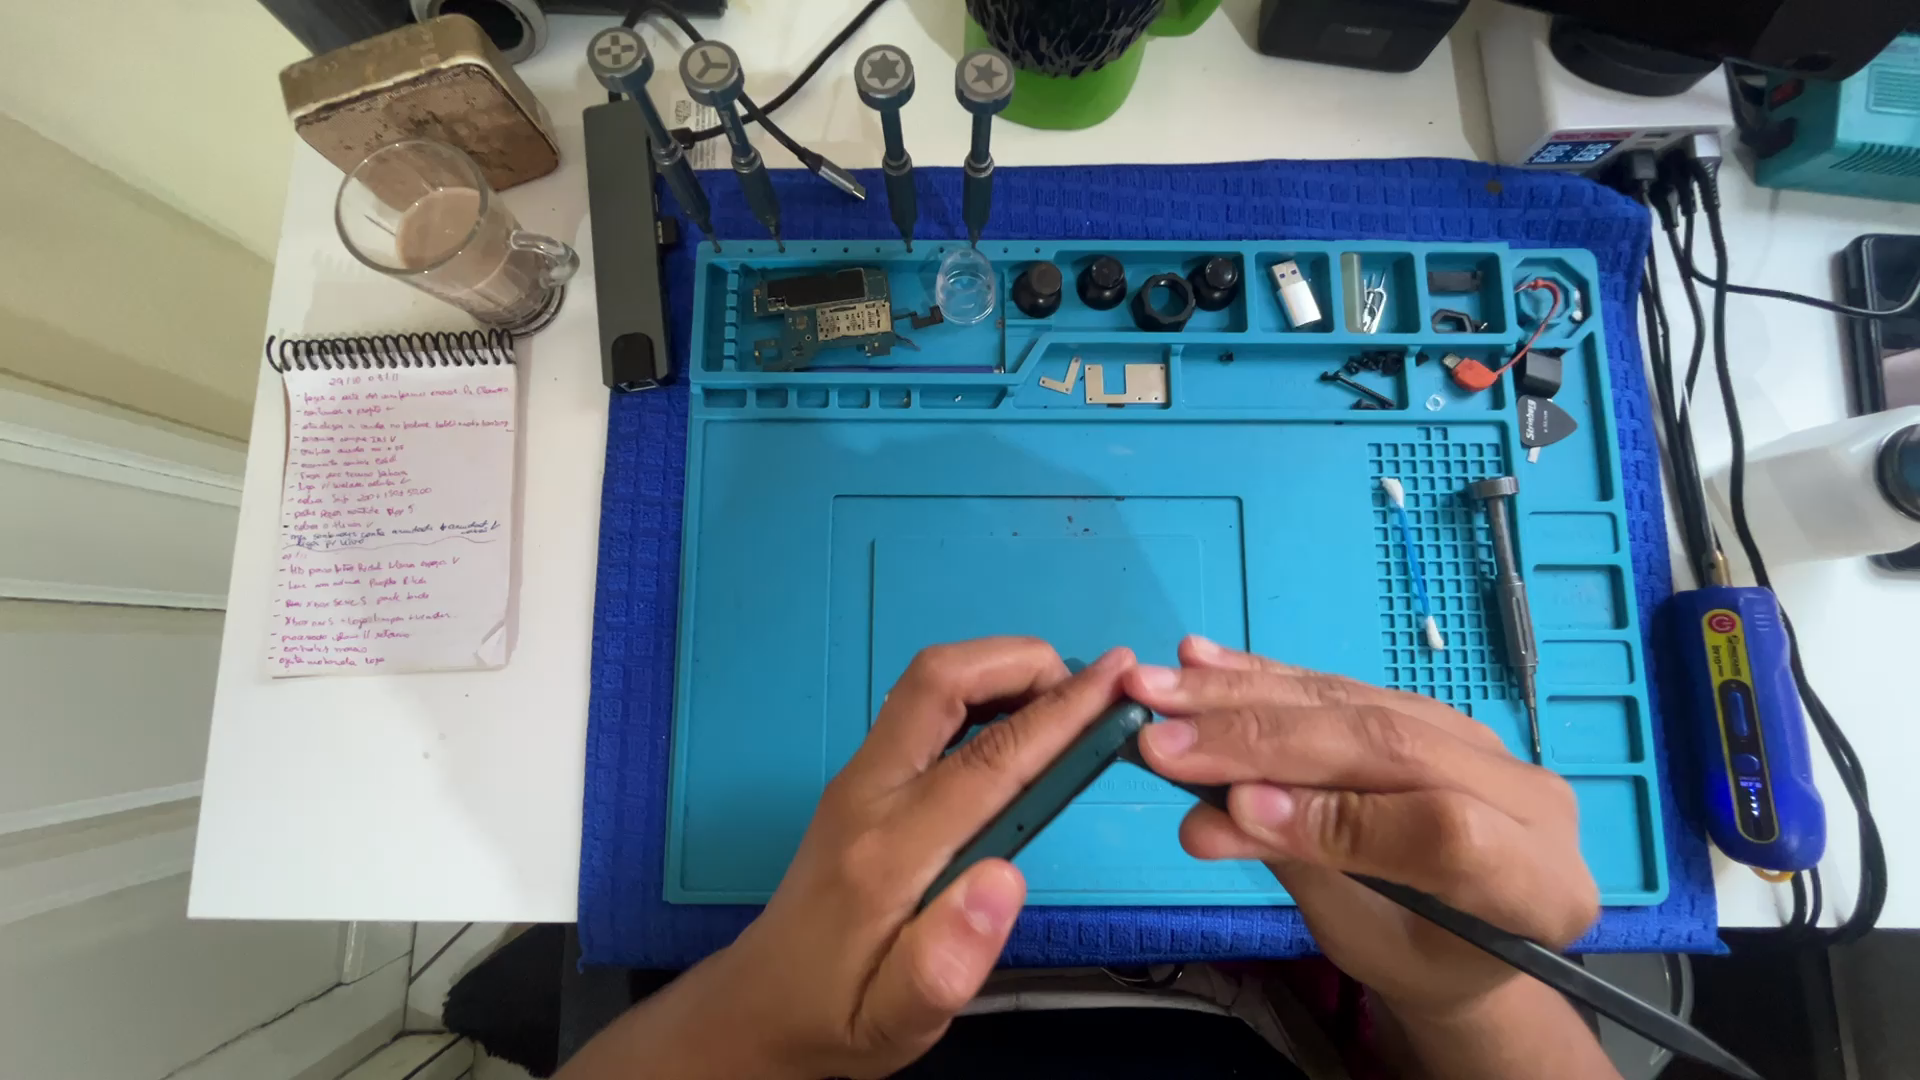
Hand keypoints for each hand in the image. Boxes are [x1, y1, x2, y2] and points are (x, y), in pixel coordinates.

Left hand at [566, 639, 1136, 1079]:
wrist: (760, 1002)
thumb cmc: (838, 1015)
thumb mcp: (894, 1024)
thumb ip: (946, 962)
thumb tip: (1007, 876)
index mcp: (887, 852)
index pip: (986, 761)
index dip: (1058, 715)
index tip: (1115, 681)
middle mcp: (868, 788)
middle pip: (937, 680)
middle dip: (1020, 662)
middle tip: (1087, 688)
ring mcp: (860, 771)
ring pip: (927, 679)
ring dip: (999, 667)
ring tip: (1061, 698)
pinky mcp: (862, 770)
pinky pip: (922, 700)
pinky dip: (978, 686)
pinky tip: (1012, 718)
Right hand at [1123, 636, 1597, 1019]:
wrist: (1457, 928)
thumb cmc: (1414, 951)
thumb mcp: (1360, 936)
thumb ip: (1295, 865)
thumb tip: (1204, 819)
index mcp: (1536, 882)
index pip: (1444, 831)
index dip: (1336, 816)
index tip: (1234, 807)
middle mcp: (1515, 788)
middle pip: (1378, 743)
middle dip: (1255, 738)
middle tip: (1158, 736)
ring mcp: (1463, 734)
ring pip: (1341, 700)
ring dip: (1237, 692)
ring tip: (1159, 687)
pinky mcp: (1412, 705)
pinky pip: (1329, 682)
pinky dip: (1255, 673)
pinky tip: (1200, 659)